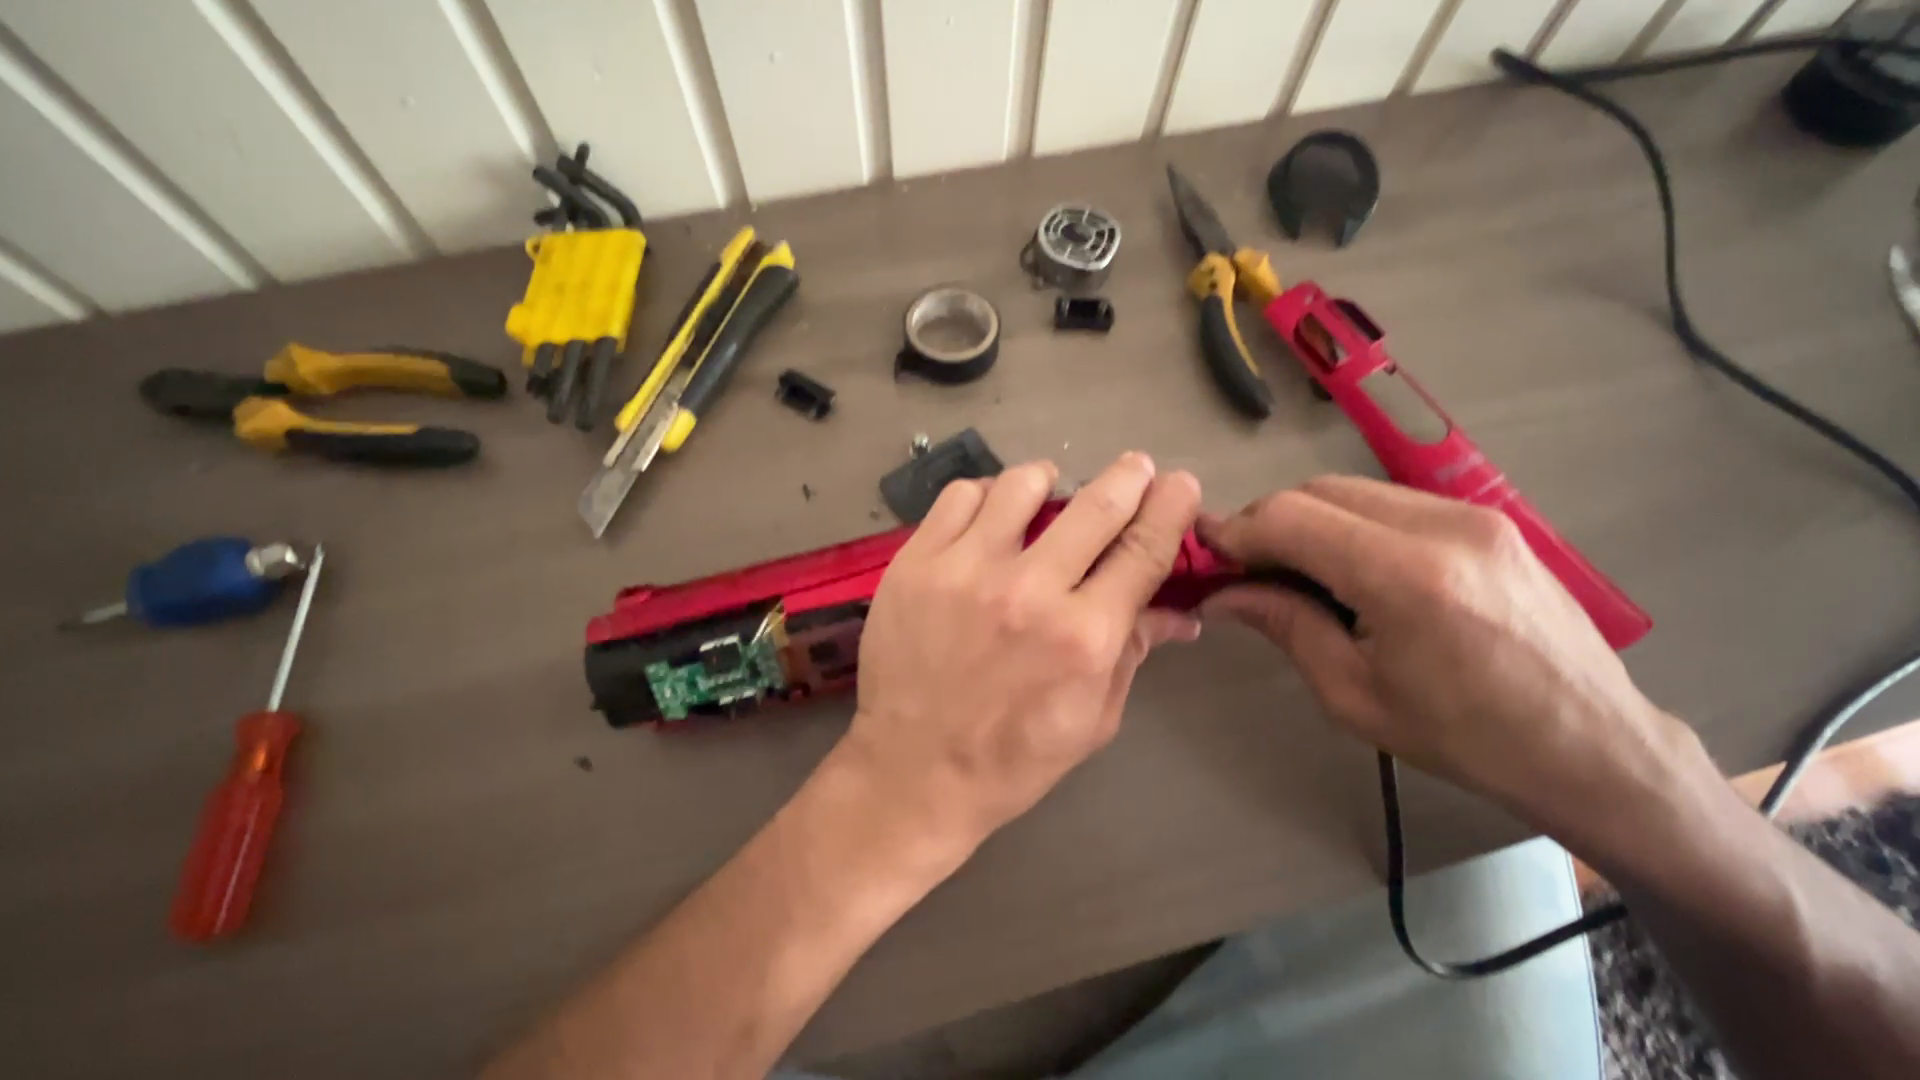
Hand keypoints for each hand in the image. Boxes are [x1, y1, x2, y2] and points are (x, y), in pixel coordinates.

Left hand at [836, 453, 1203, 853]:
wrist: (913, 772)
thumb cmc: (1013, 759)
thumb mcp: (1093, 719)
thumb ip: (1134, 653)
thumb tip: (1180, 612)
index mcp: (1084, 637)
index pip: (1145, 549)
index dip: (1171, 507)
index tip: (1180, 483)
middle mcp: (1030, 592)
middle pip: (1097, 505)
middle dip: (1128, 477)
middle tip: (1134, 469)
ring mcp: (966, 571)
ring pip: (1023, 485)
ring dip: (1049, 482)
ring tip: (1050, 492)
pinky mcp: (916, 564)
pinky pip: (960, 497)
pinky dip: (985, 497)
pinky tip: (990, 516)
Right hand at [1199, 475, 1693, 835]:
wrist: (1591, 744)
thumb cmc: (1464, 737)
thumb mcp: (1353, 694)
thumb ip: (1284, 625)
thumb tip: (1223, 593)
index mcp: (1405, 576)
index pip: (1290, 519)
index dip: (1236, 530)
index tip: (1203, 552)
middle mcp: (1441, 525)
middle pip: (1318, 490)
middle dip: (1267, 522)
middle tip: (1242, 567)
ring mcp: (1473, 514)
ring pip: (1355, 489)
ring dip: (1308, 519)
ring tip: (1291, 570)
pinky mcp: (1490, 520)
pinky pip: (1394, 502)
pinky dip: (1352, 522)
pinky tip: (1348, 567)